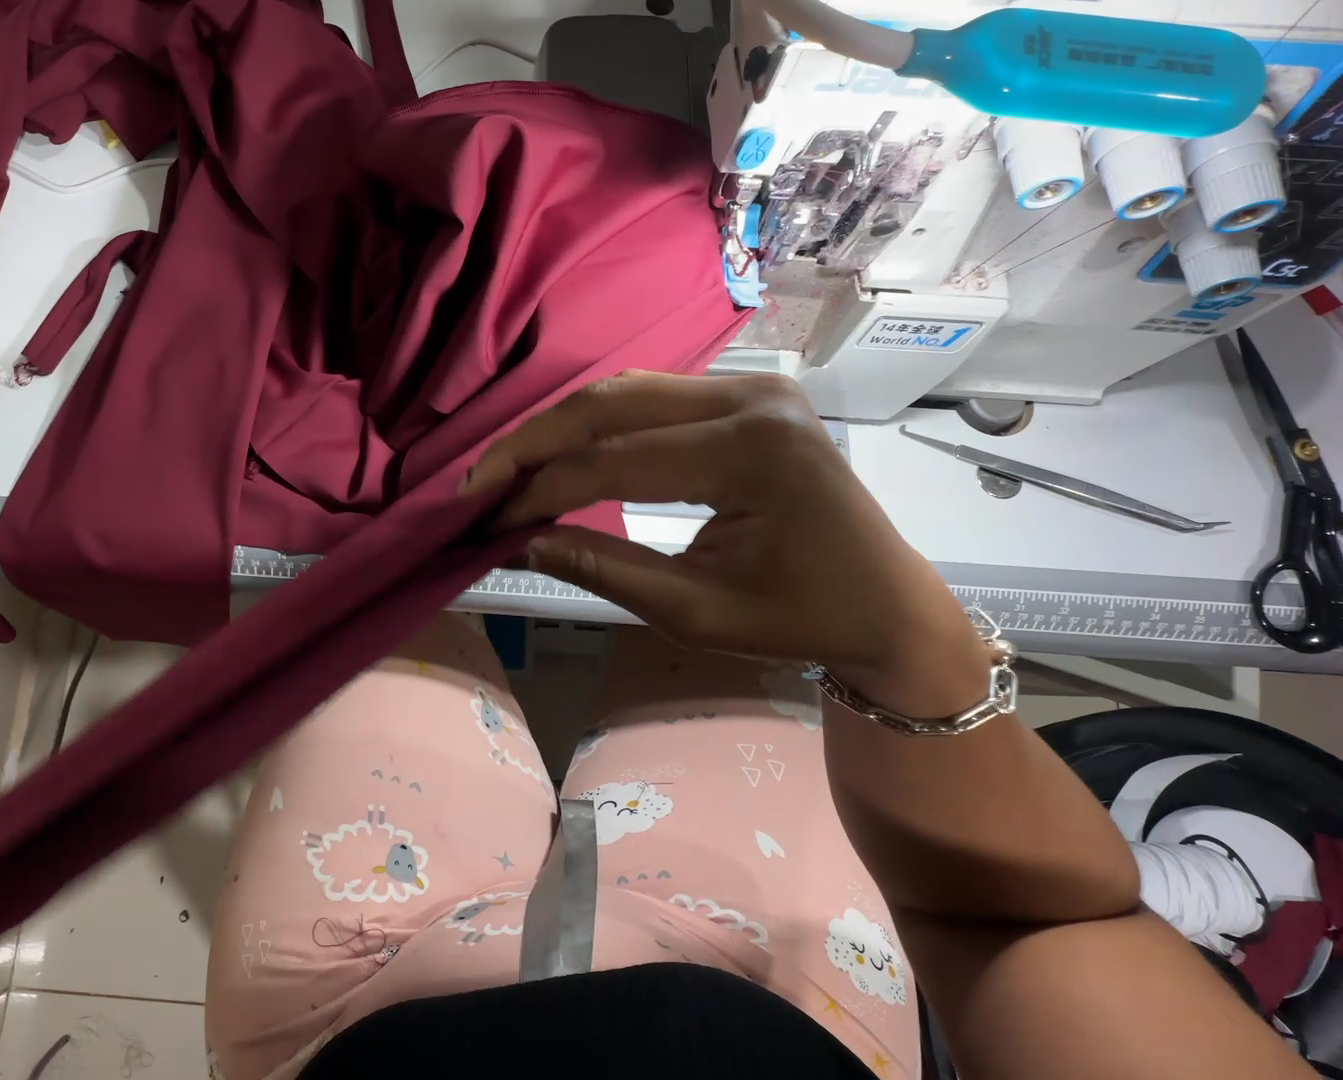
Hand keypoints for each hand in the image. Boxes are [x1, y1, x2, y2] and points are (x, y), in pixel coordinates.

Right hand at [462, 372, 989, 717]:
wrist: (887, 603)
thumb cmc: (799, 618)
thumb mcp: (692, 610)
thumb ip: (599, 568)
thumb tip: (515, 542)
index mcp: (750, 453)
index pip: (611, 463)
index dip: (536, 493)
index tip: (484, 522)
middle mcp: (751, 398)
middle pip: (609, 404)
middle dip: (532, 445)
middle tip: (476, 484)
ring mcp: (752, 387)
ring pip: (624, 392)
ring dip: (558, 429)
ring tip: (506, 470)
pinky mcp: (746, 394)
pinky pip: (651, 399)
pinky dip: (596, 425)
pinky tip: (560, 452)